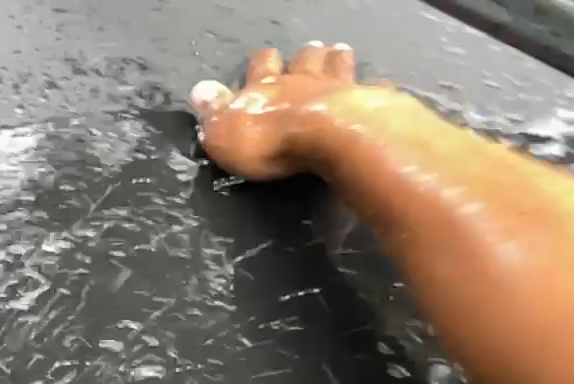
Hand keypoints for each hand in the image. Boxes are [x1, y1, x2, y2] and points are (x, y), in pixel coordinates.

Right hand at [188, 43, 364, 179]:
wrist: (328, 137)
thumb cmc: (269, 140)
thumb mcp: (224, 131)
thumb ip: (213, 111)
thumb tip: (199, 89)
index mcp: (266, 85)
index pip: (260, 66)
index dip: (259, 63)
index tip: (260, 60)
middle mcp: (302, 78)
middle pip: (303, 58)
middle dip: (302, 56)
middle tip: (306, 53)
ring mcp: (337, 86)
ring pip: (337, 62)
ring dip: (335, 58)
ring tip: (336, 54)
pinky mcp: (365, 102)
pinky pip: (370, 89)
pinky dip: (371, 87)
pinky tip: (374, 87)